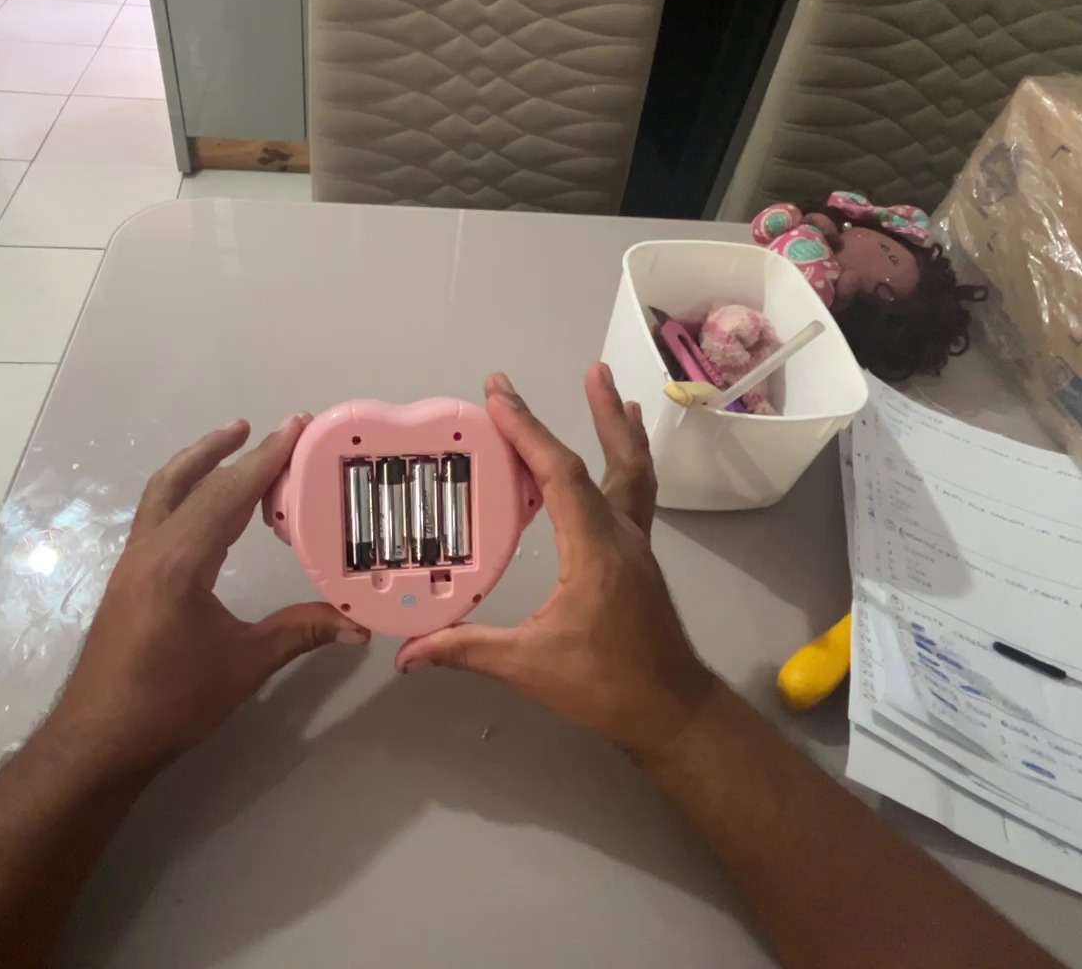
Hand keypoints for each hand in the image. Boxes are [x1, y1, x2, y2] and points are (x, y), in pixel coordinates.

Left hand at [45, 415, 369, 783]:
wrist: (98, 740)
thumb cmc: (170, 702)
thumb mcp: (244, 665)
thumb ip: (301, 632)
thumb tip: (358, 625)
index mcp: (178, 563)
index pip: (226, 495)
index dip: (265, 459)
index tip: (295, 427)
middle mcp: (151, 549)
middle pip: (191, 481)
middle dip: (232, 450)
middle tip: (270, 428)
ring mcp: (135, 560)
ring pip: (166, 491)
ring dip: (201, 461)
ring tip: (234, 440)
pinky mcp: (132, 574)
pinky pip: (161, 513)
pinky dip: (189, 491)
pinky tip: (211, 502)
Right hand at [395, 366, 718, 760]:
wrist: (674, 711)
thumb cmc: (606, 686)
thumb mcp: (529, 666)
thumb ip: (467, 651)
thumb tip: (407, 653)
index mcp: (593, 550)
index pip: (559, 475)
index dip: (527, 431)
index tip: (499, 396)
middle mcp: (621, 535)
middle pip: (610, 460)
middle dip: (594, 412)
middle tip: (588, 370)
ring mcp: (637, 544)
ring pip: (634, 472)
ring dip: (620, 428)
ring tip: (611, 390)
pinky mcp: (640, 556)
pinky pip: (636, 493)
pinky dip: (628, 461)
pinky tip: (622, 455)